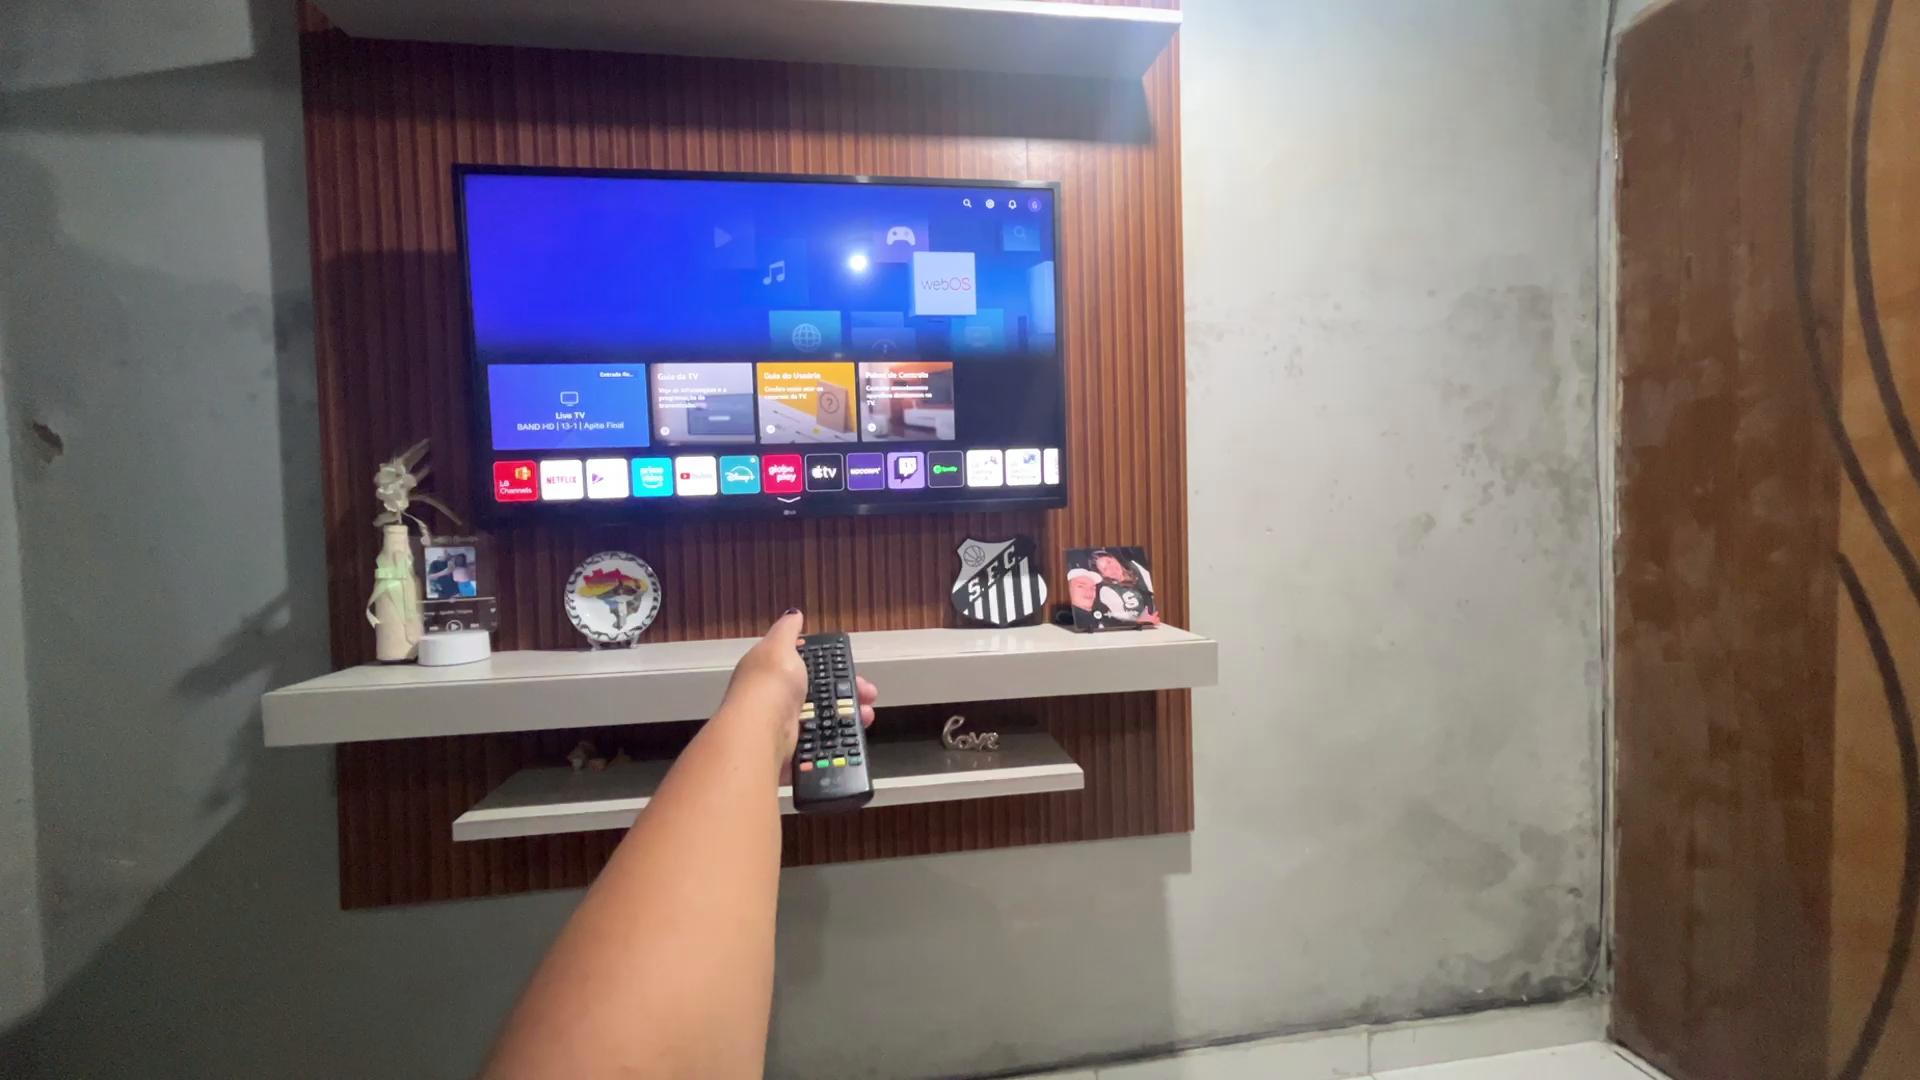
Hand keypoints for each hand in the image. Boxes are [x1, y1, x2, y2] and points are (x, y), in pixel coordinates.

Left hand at [718, 611, 879, 775]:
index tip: (852, 668)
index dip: (832, 666)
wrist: (759, 732)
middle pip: (821, 692)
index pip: (807, 665)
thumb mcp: (779, 646)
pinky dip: (840, 738)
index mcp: (773, 671)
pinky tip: (854, 735)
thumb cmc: (771, 683)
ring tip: (867, 715)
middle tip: (868, 695)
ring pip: (826, 718)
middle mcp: (778, 697)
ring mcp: (786, 724)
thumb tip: (794, 613)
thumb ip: (788, 630)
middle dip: (848, 692)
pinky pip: (822, 742)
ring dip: (850, 716)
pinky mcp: (793, 749)